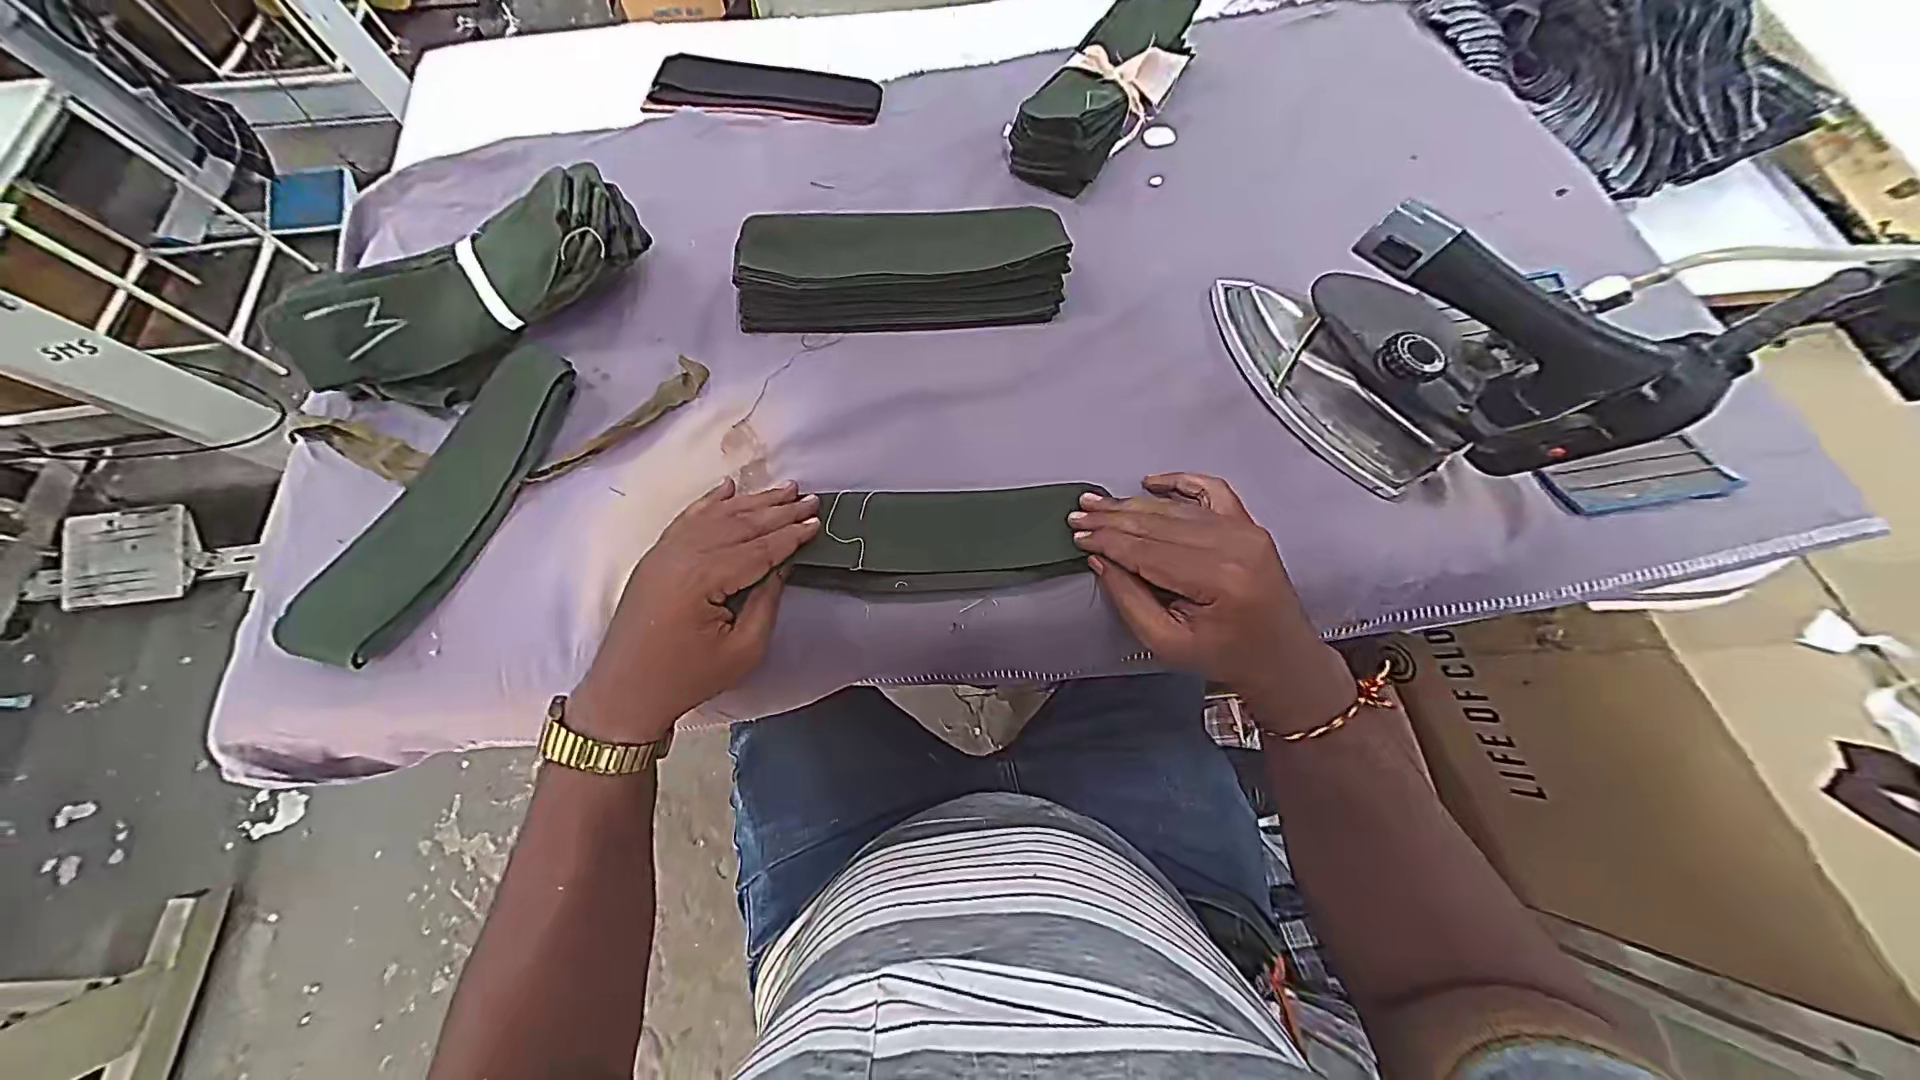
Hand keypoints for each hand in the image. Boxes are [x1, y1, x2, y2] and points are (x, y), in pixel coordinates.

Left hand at [570, 479, 820, 742]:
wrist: (625, 692)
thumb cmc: (688, 677)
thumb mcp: (744, 650)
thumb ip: (766, 602)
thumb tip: (782, 565)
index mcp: (704, 578)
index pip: (759, 549)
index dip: (791, 535)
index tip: (817, 521)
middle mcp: (682, 555)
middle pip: (740, 525)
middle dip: (779, 511)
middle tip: (810, 498)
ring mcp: (665, 552)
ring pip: (717, 516)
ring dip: (753, 501)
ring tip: (784, 488)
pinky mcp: (656, 557)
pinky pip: (688, 519)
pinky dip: (710, 502)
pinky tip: (728, 487)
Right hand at [1069, 473, 1352, 731]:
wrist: (1281, 658)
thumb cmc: (1228, 656)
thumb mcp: (1167, 642)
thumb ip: (1130, 599)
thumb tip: (1101, 560)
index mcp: (1218, 579)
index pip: (1146, 550)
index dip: (1107, 541)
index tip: (1079, 536)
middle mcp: (1236, 546)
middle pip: (1157, 523)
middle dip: (1111, 519)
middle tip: (1078, 516)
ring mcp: (1246, 531)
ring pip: (1176, 508)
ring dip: (1132, 504)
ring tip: (1099, 503)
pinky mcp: (1249, 526)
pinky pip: (1212, 490)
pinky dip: (1180, 481)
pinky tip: (1152, 482)